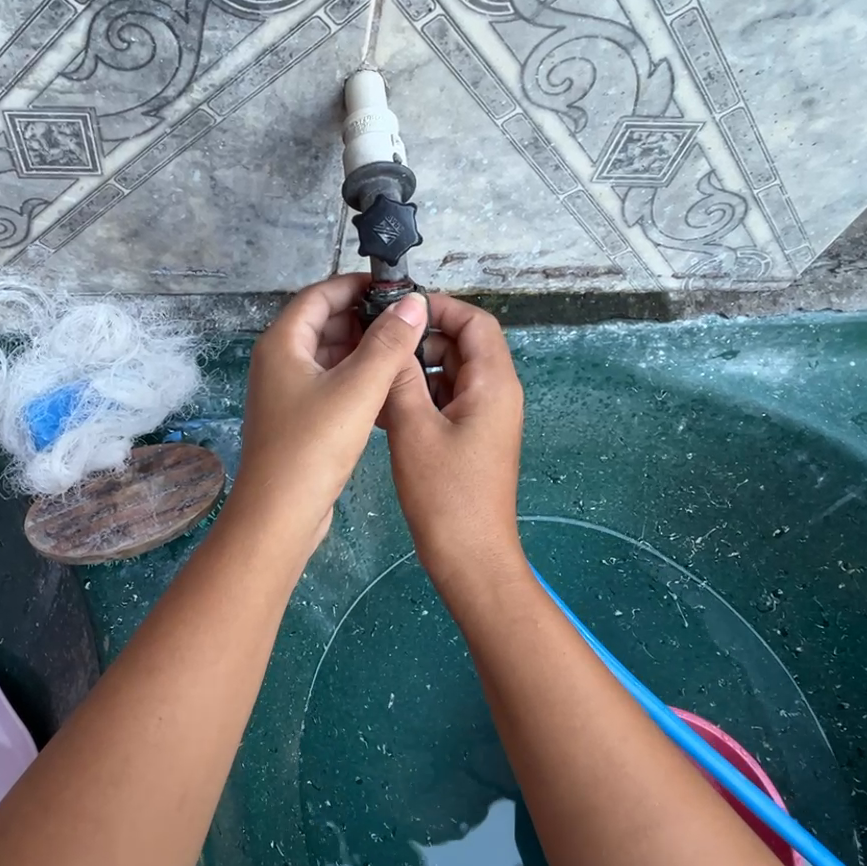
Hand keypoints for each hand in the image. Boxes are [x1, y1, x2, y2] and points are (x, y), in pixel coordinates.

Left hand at [230, 275, 429, 550]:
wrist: (279, 514)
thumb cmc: (313, 445)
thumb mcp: (358, 388)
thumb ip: (388, 342)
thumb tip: (413, 302)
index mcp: (282, 343)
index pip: (319, 295)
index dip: (356, 285)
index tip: (396, 288)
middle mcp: (278, 361)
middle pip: (323, 323)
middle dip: (364, 318)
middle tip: (408, 321)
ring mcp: (285, 391)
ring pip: (328, 355)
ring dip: (362, 350)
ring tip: (405, 351)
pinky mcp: (297, 418)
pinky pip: (328, 383)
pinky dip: (354, 378)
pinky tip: (386, 387)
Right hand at [379, 295, 525, 582]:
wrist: (469, 558)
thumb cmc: (444, 494)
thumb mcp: (413, 428)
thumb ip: (401, 375)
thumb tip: (393, 330)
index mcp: (493, 384)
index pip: (475, 322)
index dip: (439, 307)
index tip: (395, 310)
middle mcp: (495, 394)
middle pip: (461, 345)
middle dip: (419, 339)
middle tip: (374, 343)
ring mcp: (483, 418)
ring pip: (448, 374)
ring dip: (413, 370)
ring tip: (371, 374)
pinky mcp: (468, 438)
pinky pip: (443, 401)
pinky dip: (416, 396)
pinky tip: (379, 406)